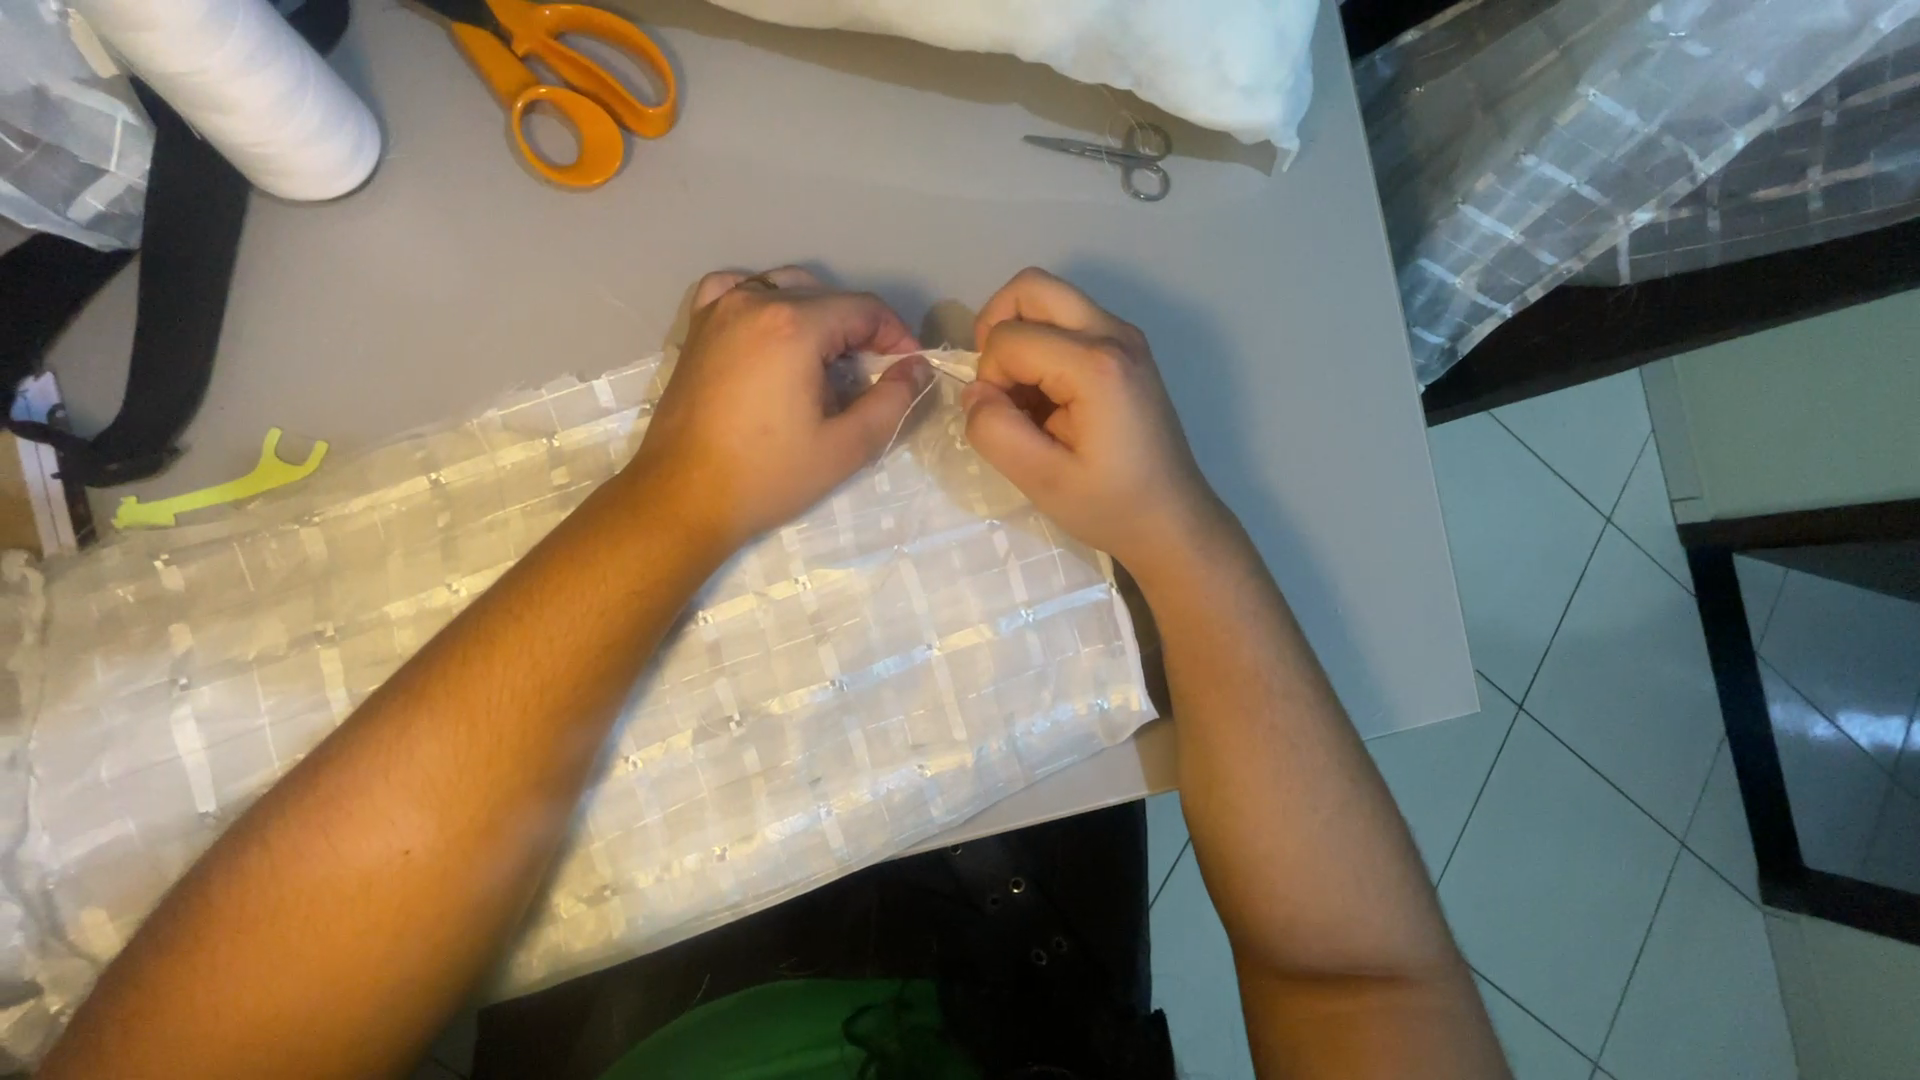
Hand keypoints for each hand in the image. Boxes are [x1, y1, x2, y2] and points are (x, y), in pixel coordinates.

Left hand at [628, 267, 928, 550]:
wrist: (683, 497)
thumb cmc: (767, 476)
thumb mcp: (845, 447)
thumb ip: (892, 401)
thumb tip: (917, 367)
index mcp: (793, 326)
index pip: (864, 309)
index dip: (896, 336)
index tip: (907, 368)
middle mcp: (754, 302)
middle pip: (828, 297)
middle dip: (860, 331)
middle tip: (873, 377)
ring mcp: (719, 310)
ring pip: (787, 289)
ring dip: (819, 317)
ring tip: (828, 363)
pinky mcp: (697, 328)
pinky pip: (739, 292)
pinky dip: (766, 302)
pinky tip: (774, 333)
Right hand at [961, 268, 1227, 579]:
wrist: (1172, 521)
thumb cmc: (1110, 506)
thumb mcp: (1040, 481)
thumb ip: (994, 431)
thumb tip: (975, 392)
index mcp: (1096, 365)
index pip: (1008, 337)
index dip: (990, 378)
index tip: (1008, 421)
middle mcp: (1114, 333)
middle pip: (1031, 287)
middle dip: (997, 329)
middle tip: (998, 384)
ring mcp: (1125, 336)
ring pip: (1049, 300)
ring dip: (1021, 338)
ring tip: (1026, 398)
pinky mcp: (1127, 350)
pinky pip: (1068, 322)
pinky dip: (1043, 348)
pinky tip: (1050, 401)